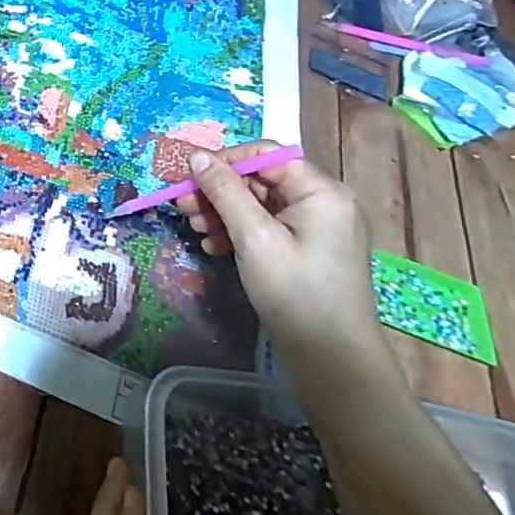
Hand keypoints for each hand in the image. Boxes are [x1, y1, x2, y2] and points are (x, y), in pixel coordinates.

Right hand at [176, 141, 382, 361]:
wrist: (333, 361)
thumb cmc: (295, 293)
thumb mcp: (254, 237)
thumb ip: (224, 191)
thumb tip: (196, 155)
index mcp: (321, 191)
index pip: (266, 154)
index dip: (224, 161)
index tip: (188, 177)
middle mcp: (322, 201)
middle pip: (259, 178)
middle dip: (218, 190)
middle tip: (182, 206)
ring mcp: (315, 227)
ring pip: (257, 203)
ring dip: (222, 211)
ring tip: (195, 229)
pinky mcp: (305, 249)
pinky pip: (265, 226)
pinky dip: (237, 231)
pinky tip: (214, 246)